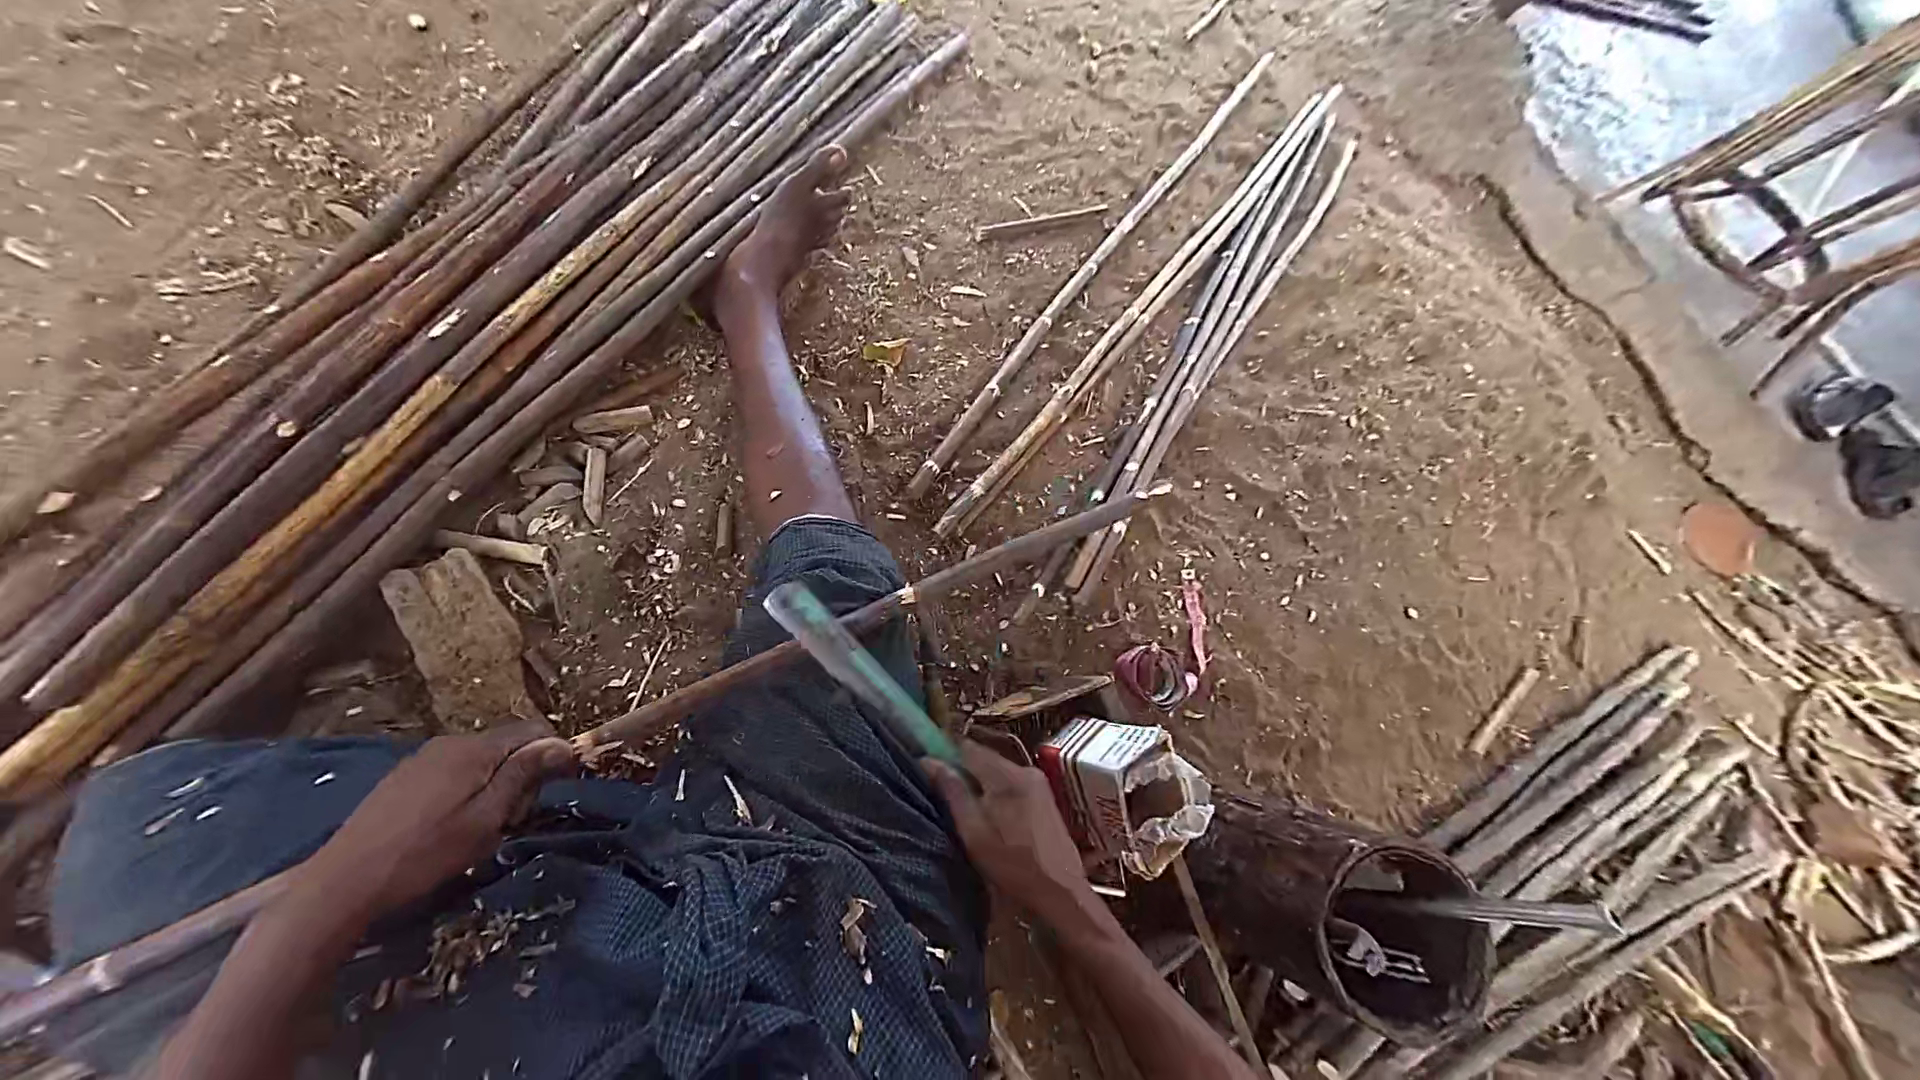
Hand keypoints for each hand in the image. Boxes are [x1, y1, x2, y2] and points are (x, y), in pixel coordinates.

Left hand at [294, 722, 576, 920]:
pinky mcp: (403, 779)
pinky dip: (468, 791)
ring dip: (496, 786)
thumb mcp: (486, 818)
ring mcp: (422, 759)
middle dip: (522, 775)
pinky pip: (454, 772)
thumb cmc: (424, 854)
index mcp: (475, 748)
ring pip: (482, 761)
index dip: (554, 754)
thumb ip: (523, 775)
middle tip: (512, 819)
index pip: (535, 730)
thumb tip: (560, 744)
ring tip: (482, 827)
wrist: (338, 887)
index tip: (558, 787)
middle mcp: (449, 743)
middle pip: (509, 745)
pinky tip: (451, 826)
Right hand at [922, 740, 1094, 928]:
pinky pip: (1012, 782)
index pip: (968, 747)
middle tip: (944, 792)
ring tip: (966, 807)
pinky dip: (997, 791)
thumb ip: (952, 791)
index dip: (945, 751)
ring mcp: (1039, 781)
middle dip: (963, 770)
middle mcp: (1026, 768)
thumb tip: (928, 761)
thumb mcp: (973, 831)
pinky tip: (991, 815)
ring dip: (980, 782)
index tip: (929, 766)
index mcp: (1006, 774)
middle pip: (984, 757)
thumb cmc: (1012, 865)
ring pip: (998, 770)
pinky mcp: (1045, 795)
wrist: (1060, 892)